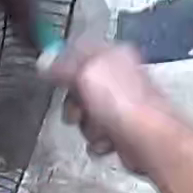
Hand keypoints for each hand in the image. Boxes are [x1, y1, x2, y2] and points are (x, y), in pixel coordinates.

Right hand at [44, 41, 187, 173]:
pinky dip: (98, 141)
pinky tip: (108, 140)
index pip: (79, 51)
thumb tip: (45, 61)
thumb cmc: (124, 104)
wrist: (147, 140)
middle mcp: (119, 78)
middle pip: (78, 88)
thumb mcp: (85, 73)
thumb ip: (62, 65)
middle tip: (80, 108)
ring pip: (85, 115)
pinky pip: (95, 135)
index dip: (63, 64)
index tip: (52, 76)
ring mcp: (120, 106)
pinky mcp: (121, 130)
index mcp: (113, 54)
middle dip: (73, 103)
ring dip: (86, 126)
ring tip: (99, 127)